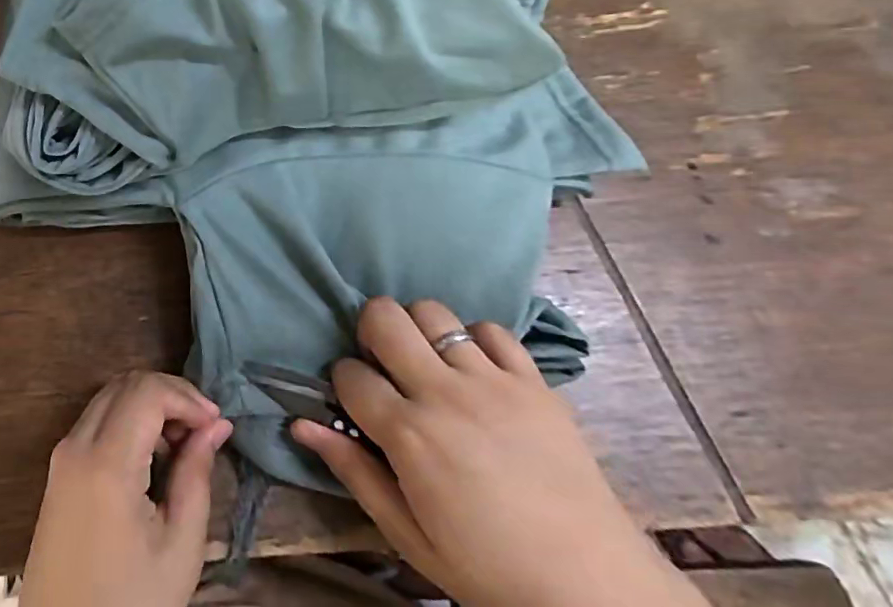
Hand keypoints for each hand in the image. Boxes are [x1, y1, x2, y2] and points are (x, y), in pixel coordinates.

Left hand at [21, 372, 233, 606]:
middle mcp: (76, 446)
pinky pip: (96, 420)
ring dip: (150, 405)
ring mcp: (61, 456)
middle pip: (126, 384)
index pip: (147, 390)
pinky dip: (129, 419)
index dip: (187, 396)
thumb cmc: (131, 601)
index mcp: (106, 462)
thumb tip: (216, 424)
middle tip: (203, 429)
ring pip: (110, 397)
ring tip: (183, 442)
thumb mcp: (178, 546)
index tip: (215, 424)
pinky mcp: (58, 471)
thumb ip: (196, 475)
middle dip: (171, 394)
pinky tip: (154, 453)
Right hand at [291, 298, 706, 606]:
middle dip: (370, 331)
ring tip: (427, 363)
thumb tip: (300, 425)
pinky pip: (492, 330)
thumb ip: (354, 471)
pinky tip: (476, 371)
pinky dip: (475, 340)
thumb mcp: (409, 535)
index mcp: (409, 434)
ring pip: (434, 312)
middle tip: (384, 364)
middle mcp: (444, 393)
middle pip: (384, 317)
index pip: (350, 374)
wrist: (591, 586)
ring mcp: (492, 381)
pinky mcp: (533, 381)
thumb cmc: (488, 568)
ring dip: (419, 330)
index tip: (355, 400)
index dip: (343, 381)